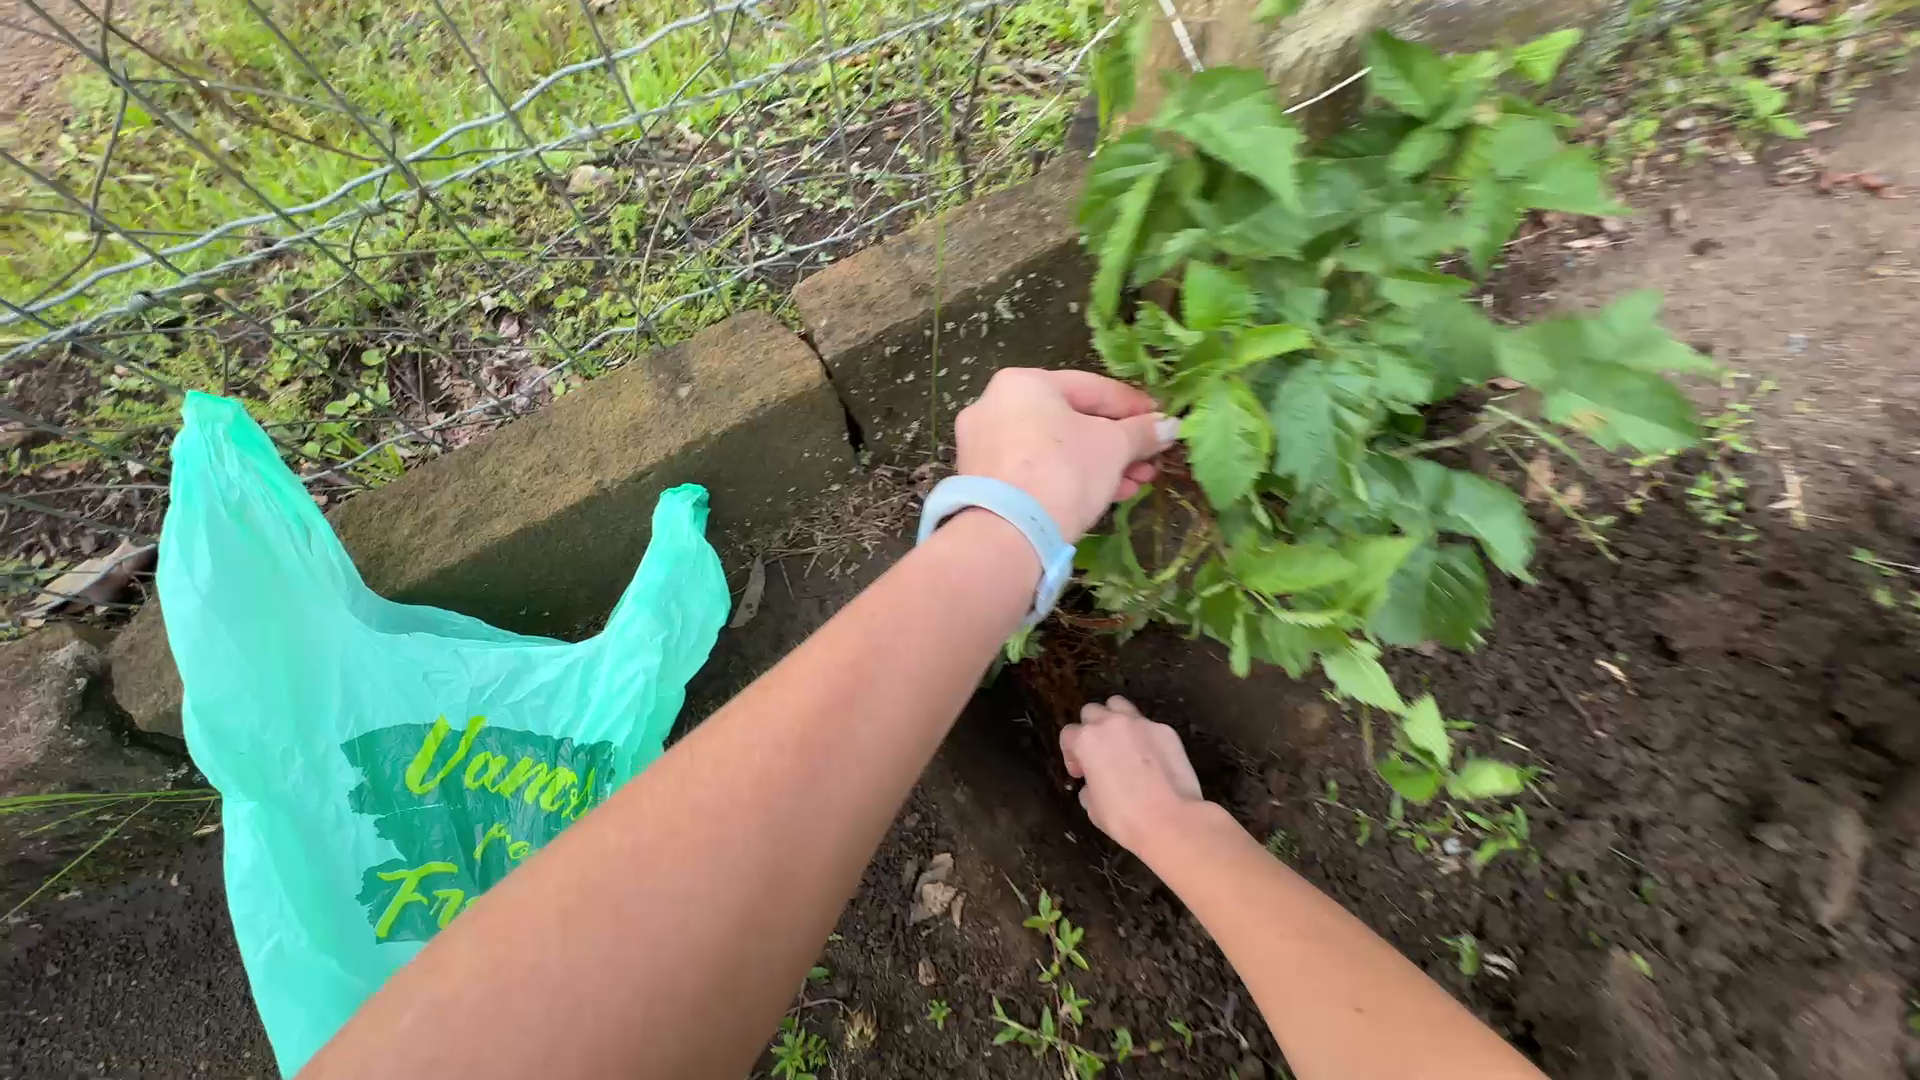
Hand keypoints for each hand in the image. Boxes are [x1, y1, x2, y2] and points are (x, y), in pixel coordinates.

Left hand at [954, 369, 1174, 540]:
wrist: (1007, 534)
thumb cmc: (1064, 472)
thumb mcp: (1114, 447)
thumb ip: (1142, 432)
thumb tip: (1170, 426)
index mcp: (1023, 383)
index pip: (1091, 388)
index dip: (1133, 406)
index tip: (1161, 422)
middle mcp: (995, 405)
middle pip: (1070, 420)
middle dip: (1117, 444)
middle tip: (1149, 461)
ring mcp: (983, 445)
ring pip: (1054, 449)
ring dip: (1099, 465)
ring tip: (1135, 483)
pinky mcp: (981, 482)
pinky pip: (1035, 471)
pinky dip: (1068, 478)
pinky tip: (1104, 496)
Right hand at [1058, 696, 1205, 854]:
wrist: (1171, 820)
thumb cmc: (1125, 817)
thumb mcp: (1093, 808)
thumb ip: (1088, 787)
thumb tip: (1092, 786)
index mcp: (1086, 740)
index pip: (1068, 735)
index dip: (1071, 754)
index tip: (1080, 773)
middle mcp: (1111, 724)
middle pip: (1092, 711)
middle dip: (1091, 730)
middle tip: (1099, 755)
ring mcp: (1141, 723)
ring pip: (1119, 705)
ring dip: (1115, 719)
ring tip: (1123, 743)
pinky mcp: (1166, 730)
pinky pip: (1148, 725)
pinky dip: (1145, 737)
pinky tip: (1152, 759)